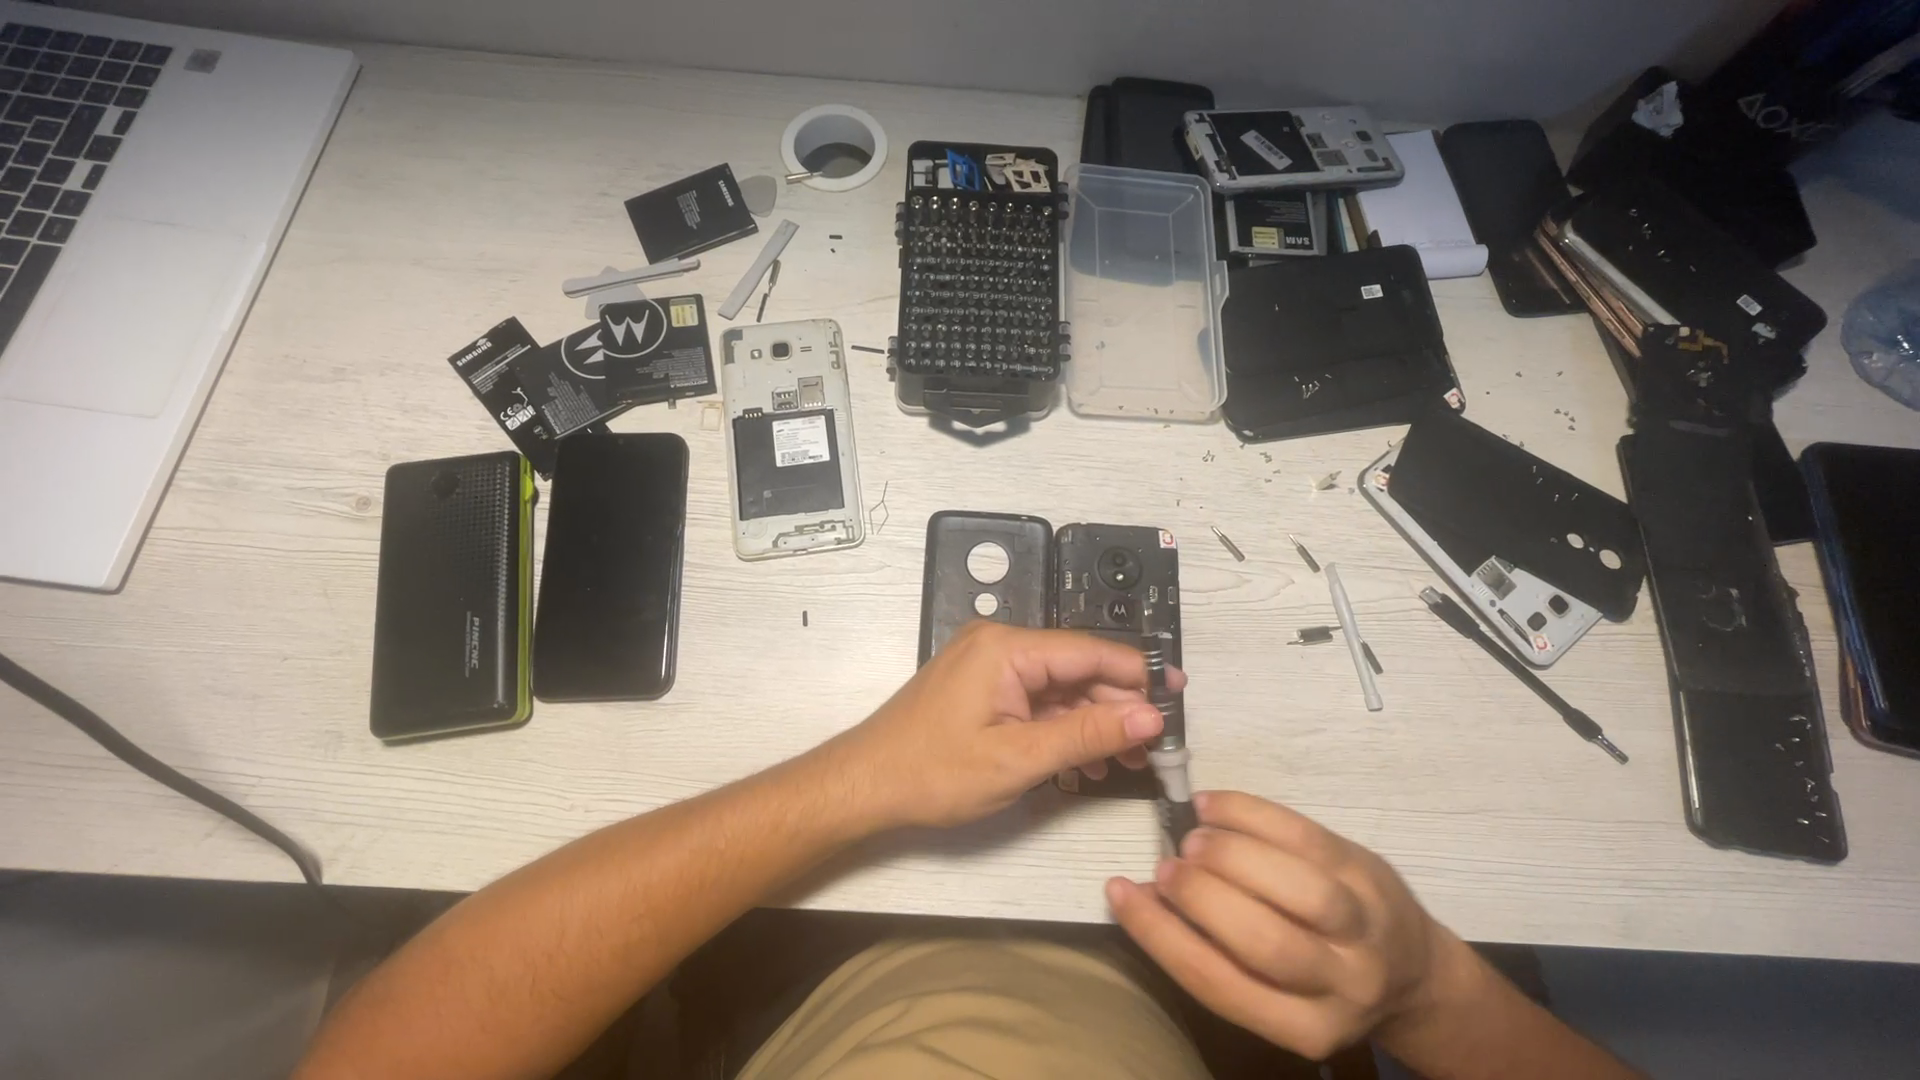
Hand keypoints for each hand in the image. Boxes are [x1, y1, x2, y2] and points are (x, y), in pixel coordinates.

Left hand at [830, 621, 1182, 829]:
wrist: (865, 785)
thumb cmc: (933, 772)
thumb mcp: (1018, 759)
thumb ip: (1087, 734)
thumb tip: (1151, 716)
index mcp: (1007, 648)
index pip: (1090, 652)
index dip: (1138, 675)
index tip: (1179, 697)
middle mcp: (1000, 645)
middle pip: (1078, 669)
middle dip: (1118, 707)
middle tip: (1155, 747)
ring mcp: (989, 666)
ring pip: (1060, 688)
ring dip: (1094, 722)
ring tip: (1127, 761)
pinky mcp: (983, 688)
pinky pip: (1037, 700)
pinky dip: (1063, 727)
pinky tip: (1086, 760)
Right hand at [1107, 791, 1459, 1061]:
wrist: (1415, 973)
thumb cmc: (1317, 979)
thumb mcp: (1273, 993)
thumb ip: (1216, 950)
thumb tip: (1146, 892)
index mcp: (1302, 1026)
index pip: (1217, 983)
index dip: (1158, 933)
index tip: (1118, 889)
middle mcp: (1342, 986)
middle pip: (1265, 942)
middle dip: (1202, 896)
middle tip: (1165, 865)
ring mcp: (1365, 926)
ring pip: (1298, 888)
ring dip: (1231, 854)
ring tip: (1194, 837)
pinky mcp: (1369, 872)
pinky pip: (1307, 835)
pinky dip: (1250, 812)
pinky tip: (1212, 805)